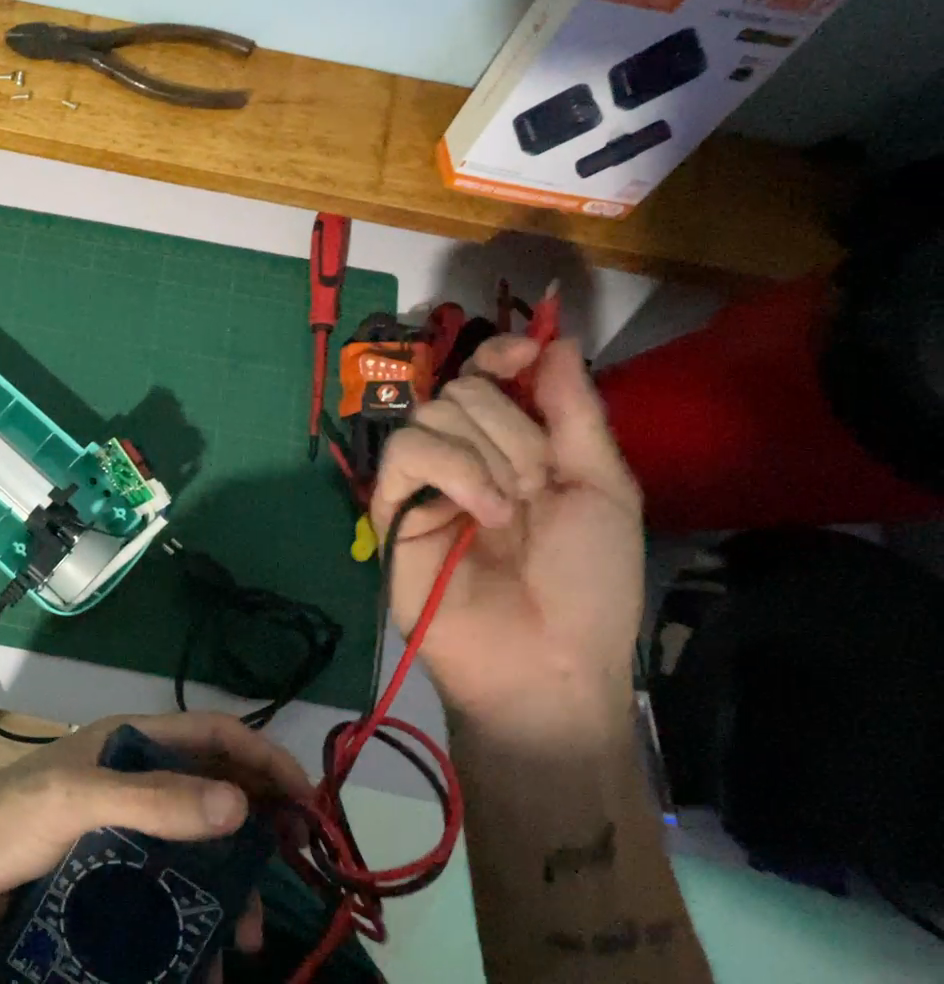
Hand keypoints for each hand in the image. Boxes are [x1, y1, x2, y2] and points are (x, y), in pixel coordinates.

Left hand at [0, 712, 314, 983]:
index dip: (263, 758)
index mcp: (128, 743)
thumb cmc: (9, 822)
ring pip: (198, 851)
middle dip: (253, 835)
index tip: (308, 804)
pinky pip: (171, 891)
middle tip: (278, 881)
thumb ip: (155, 800)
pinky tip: (206, 953)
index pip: (212, 735)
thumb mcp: (78, 801)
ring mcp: (124, 831)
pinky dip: (195, 917)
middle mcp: (133, 781)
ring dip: (227, 889)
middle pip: (215, 796)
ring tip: (238, 937)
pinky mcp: (113, 875)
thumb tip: (241, 804)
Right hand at [369, 337, 642, 745]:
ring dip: (486, 455)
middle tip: (535, 488)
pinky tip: (480, 510)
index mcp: (517, 448)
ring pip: (434, 414)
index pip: (489, 375)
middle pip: (466, 390)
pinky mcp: (391, 508)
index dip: (500, 352)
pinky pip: (406, 453)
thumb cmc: (588, 581)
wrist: (545, 655)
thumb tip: (558, 339)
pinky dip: (452, 469)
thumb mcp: (603, 488)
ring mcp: (424, 483)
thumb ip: (577, 412)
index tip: (523, 352)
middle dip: (512, 431)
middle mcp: (466, 457)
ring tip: (508, 510)